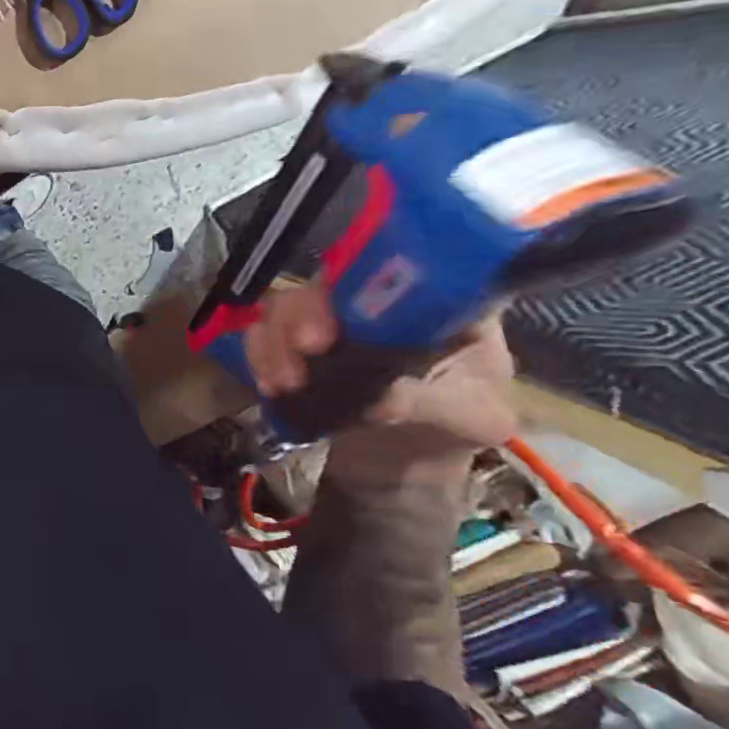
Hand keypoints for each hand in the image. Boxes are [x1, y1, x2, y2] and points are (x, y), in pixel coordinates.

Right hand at [243, 282, 516, 452]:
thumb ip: (431, 402)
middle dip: (306, 309)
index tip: (342, 319)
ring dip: (276, 336)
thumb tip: (380, 398)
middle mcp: (378, 296)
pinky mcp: (296, 342)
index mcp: (438, 300)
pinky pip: (265, 332)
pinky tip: (268, 383)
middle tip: (305, 347)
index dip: (362, 281)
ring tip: (284, 382)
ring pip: (289, 302)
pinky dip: (259, 353)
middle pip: (329, 280)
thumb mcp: (469, 419)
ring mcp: (332, 318)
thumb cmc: (455, 429)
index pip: (395, 266)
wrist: (409, 462)